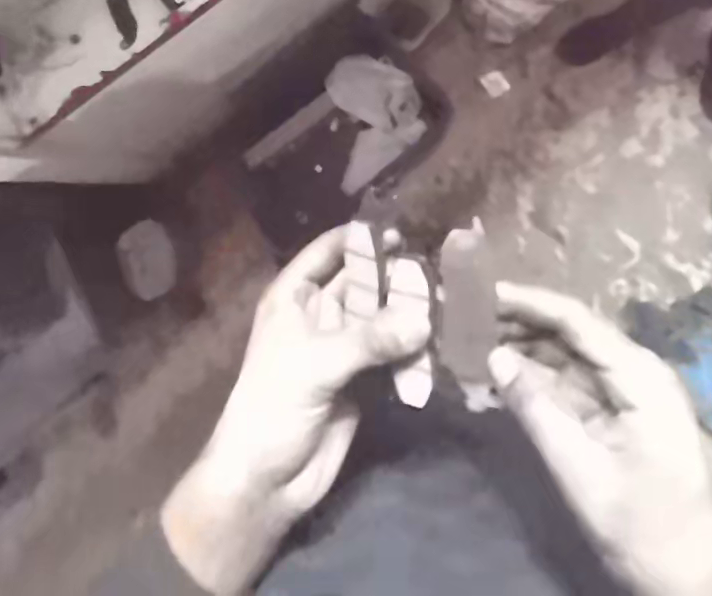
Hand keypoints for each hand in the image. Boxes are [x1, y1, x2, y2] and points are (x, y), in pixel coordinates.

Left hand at [162, 223, 430, 593]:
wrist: (265, 483)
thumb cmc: (272, 407)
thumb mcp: (315, 365)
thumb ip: (368, 340)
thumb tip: (423, 319)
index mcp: (294, 297)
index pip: (327, 252)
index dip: (357, 237)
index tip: (397, 228)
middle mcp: (319, 314)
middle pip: (360, 282)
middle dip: (392, 274)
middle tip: (434, 265)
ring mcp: (341, 346)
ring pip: (379, 316)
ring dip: (407, 310)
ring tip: (447, 298)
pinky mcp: (362, 377)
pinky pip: (390, 351)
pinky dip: (412, 346)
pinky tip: (440, 339)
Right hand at [490, 283, 711, 595]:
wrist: (695, 578)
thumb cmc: (643, 527)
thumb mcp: (580, 470)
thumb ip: (535, 409)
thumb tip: (493, 356)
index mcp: (638, 375)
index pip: (576, 320)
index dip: (529, 302)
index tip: (486, 292)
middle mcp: (635, 368)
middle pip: (571, 328)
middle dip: (522, 319)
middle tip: (472, 315)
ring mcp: (628, 387)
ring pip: (568, 349)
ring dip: (525, 343)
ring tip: (478, 338)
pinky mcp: (618, 405)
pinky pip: (571, 376)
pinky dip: (537, 371)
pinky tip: (503, 371)